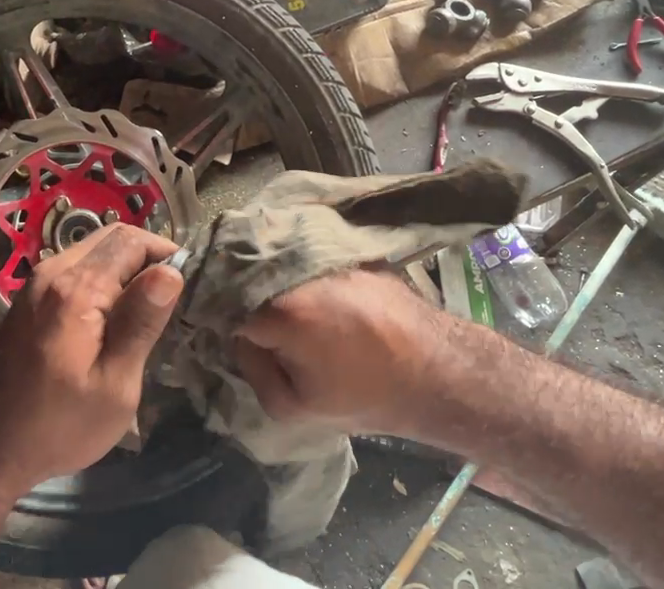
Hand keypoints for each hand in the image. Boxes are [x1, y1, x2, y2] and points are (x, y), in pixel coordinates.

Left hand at [0, 223, 184, 494]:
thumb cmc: (59, 424)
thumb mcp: (114, 384)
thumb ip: (140, 322)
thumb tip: (171, 271)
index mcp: (76, 287)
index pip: (131, 241)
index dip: (167, 252)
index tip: (192, 280)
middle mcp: (53, 271)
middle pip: (111, 237)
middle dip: (148, 255)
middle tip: (174, 294)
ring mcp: (37, 282)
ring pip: (93, 251)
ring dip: (125, 267)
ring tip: (149, 307)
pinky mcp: (30, 298)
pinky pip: (76, 269)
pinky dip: (103, 278)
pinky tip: (115, 315)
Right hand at [234, 270, 458, 438]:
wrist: (438, 373)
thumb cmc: (366, 396)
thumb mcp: (295, 407)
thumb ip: (254, 372)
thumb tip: (241, 341)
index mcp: (282, 310)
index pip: (227, 306)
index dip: (225, 321)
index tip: (232, 332)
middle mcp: (300, 273)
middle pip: (252, 275)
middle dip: (246, 294)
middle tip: (256, 321)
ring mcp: (328, 260)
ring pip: (282, 263)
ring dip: (276, 281)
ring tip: (288, 307)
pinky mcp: (352, 256)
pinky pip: (312, 260)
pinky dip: (305, 275)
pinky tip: (317, 298)